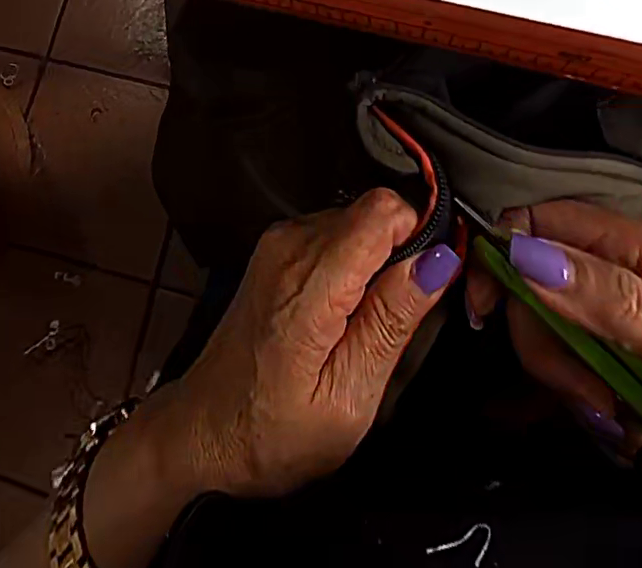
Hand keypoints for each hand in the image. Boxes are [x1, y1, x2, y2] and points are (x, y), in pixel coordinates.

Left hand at [160, 188, 461, 496]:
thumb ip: (393, 319)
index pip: (385, 209)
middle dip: (406, 251)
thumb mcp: (348, 396)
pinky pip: (340, 231)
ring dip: (381, 258)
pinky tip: (344, 309)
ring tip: (366, 320)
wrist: (203, 431)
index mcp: (308, 281)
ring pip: (362, 219)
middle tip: (400, 314)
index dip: (420, 235)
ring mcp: (281, 241)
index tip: (428, 278)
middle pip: (377, 211)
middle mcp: (291, 245)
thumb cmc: (267, 431)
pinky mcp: (279, 246)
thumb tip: (438, 262)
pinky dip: (357, 261)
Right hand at [471, 199, 641, 518]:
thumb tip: (531, 254)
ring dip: (571, 379)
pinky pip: (587, 370)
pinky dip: (592, 402)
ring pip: (560, 330)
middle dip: (544, 340)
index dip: (503, 254)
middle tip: (588, 393)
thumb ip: (620, 303)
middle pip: (543, 281)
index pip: (547, 222)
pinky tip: (630, 428)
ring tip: (624, 420)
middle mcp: (640, 277)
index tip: (484, 310)